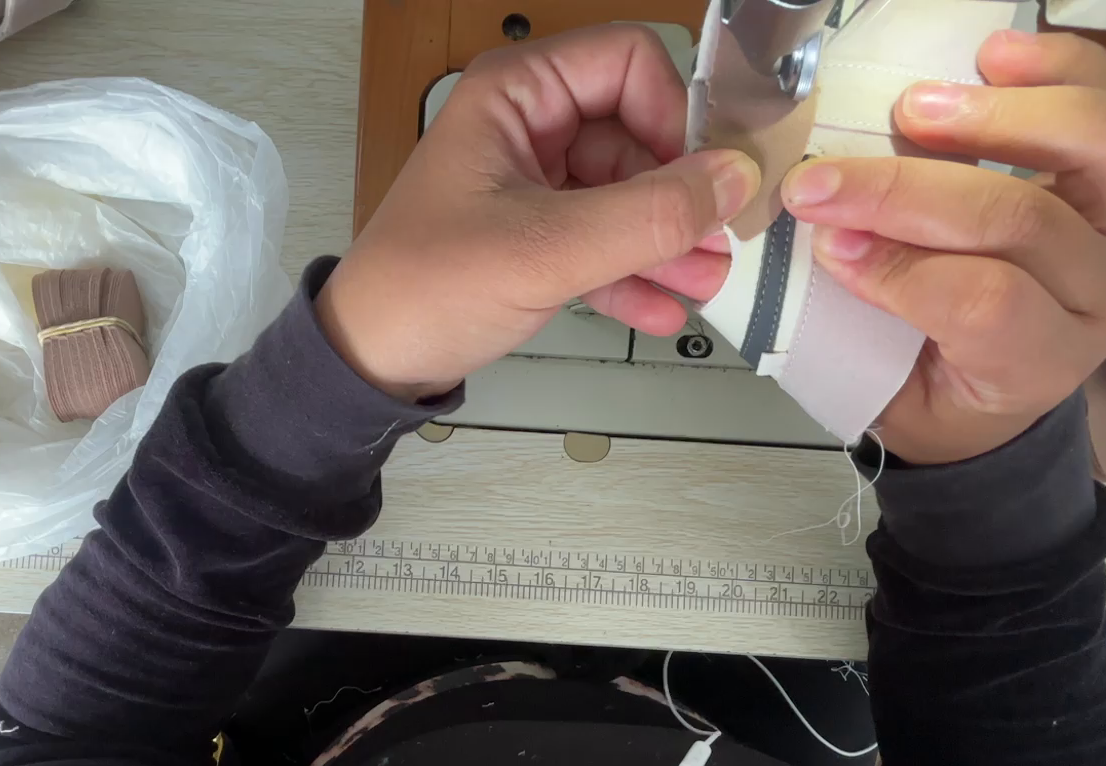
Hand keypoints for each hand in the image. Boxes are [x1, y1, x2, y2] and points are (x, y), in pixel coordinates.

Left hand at [317, 25, 761, 400]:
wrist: (373, 359)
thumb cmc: (429, 288)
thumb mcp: (545, 249)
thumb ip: (645, 215)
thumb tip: (731, 180)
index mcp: (516, 97)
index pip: (627, 66)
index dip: (675, 116)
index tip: (707, 178)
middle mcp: (526, 133)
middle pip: (633, 140)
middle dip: (677, 197)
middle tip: (720, 242)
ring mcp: (529, 191)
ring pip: (619, 201)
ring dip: (662, 243)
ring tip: (703, 283)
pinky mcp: (530, 243)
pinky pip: (595, 247)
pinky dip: (626, 277)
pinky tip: (659, 310)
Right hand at [780, 30, 1105, 463]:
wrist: (985, 399)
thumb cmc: (925, 396)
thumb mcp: (886, 388)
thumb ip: (865, 324)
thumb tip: (828, 236)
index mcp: (1034, 365)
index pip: (980, 302)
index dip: (896, 267)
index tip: (824, 239)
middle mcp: (1101, 298)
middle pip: (1022, 220)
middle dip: (909, 189)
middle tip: (826, 174)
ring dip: (1001, 115)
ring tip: (913, 106)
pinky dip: (1064, 70)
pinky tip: (993, 56)